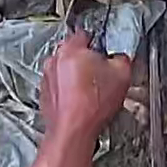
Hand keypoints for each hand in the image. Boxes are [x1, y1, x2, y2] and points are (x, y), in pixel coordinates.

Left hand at [39, 32, 132, 146]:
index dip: (98, 42)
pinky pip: (59, 85)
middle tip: (101, 72)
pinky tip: (82, 100)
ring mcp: (48, 77)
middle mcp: (55, 60)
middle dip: (87, 59)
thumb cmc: (92, 105)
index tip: (105, 51)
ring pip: (65, 68)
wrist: (73, 132)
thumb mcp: (122, 75)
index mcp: (71, 48)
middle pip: (74, 51)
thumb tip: (120, 58)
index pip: (85, 34)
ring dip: (76, 75)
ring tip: (92, 90)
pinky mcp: (45, 94)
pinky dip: (68, 90)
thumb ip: (122, 58)